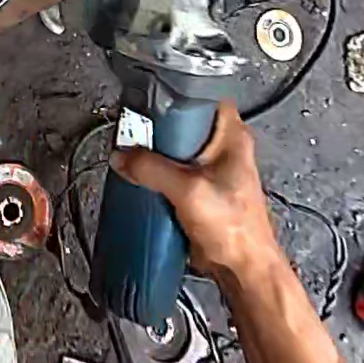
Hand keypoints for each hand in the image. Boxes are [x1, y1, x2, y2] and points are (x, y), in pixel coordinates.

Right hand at [110, 101, 280, 278]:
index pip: (202, 95)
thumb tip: (121, 156)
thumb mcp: (187, 191)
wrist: (242, 271)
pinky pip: (170, 168)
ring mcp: (210, 167)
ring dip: (153, 149)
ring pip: (174, 144)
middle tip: (133, 125)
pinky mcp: (198, 187)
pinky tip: (140, 173)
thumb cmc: (235, 230)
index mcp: (231, 136)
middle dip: (156, 123)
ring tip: (132, 148)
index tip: (148, 95)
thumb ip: (151, 169)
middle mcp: (223, 146)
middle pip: (182, 119)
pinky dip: (154, 169)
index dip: (175, 91)